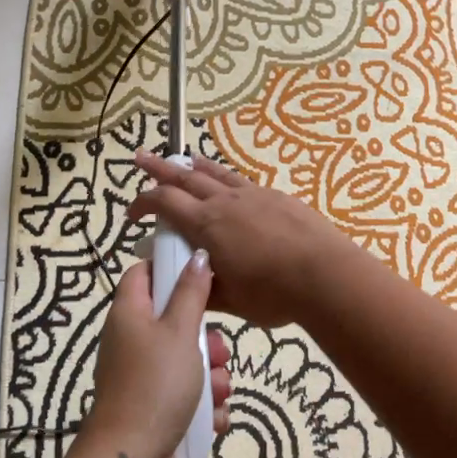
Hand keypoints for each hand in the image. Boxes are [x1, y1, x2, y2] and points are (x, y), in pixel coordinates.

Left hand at [75, 256, 233, 457]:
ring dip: (211, 374)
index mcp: (129, 314)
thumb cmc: (155, 385)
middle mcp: (132, 342)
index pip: (143, 274)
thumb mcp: (179, 332)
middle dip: (205, 337)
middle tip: (219, 349)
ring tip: (221, 389)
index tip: (200, 274)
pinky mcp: (154, 409)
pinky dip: (203, 404)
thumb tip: (197, 254)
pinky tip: (216, 415)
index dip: (169, 268)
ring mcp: (142, 378)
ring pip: (185, 360)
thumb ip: (191, 292)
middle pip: (173, 321)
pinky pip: (184, 394)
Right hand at [128, 152, 360, 327]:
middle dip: (160, 167)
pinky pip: (240, 180)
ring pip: (215, 173)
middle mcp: (225, 201)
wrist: (324, 274)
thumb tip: (186, 282)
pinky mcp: (275, 196)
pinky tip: (227, 184)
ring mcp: (252, 194)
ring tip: (182, 158)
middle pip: (185, 176)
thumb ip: (204, 289)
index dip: (144, 202)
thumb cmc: (273, 293)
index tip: (131, 213)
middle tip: (141, 157)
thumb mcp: (231, 301)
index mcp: (207, 224)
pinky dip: (224, 177)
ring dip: (194, 165)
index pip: (165, 202)